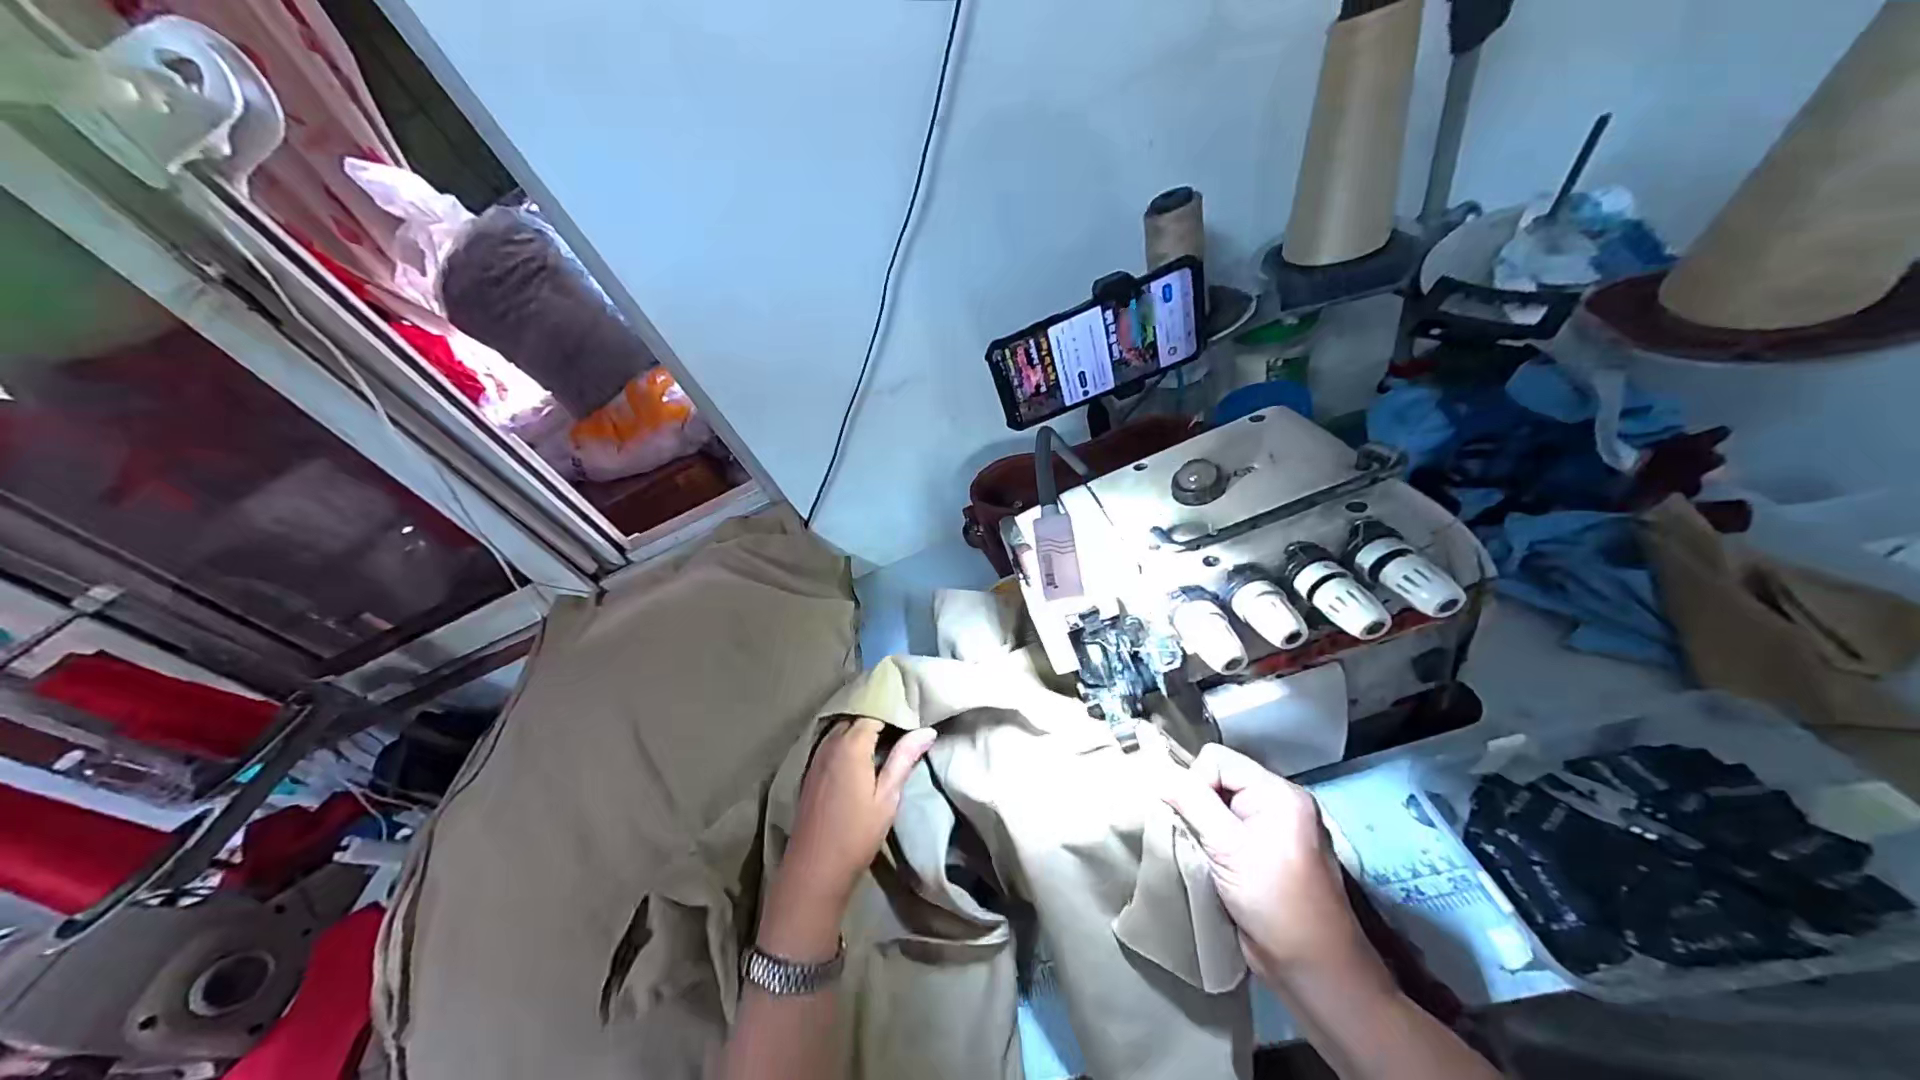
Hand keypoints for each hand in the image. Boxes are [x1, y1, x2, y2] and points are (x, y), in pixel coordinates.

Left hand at [761, 718, 935, 960]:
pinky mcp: (810, 771)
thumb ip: (904, 759)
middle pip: (855, 718)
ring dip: (860, 730)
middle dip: (877, 719)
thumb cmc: (856, 834)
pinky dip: (846, 742)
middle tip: (902, 730)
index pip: (873, 714)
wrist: (814, 869)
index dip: (893, 714)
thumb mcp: (888, 797)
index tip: (912, 720)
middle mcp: (829, 744)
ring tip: (885, 742)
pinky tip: (860, 758)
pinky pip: (830, 743)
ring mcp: (816, 757)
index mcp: (850, 746)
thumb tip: (926, 730)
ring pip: (841, 729)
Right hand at [1160, 743, 1372, 985]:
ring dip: (1204, 824)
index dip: (1196, 782)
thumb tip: (1159, 776)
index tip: (1193, 821)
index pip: (1218, 760)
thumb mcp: (1227, 847)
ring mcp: (1275, 829)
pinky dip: (1214, 839)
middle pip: (1219, 779)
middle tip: (1198, 839)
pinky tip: (1211, 862)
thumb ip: (1192, 803)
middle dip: (1199, 803)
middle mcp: (1279, 803)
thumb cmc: (1274, 901)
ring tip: (1202, 852)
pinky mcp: (1267, 852)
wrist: (1312, 967)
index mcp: (1279, 792)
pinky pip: (1229, 827)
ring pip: (1220, 804)